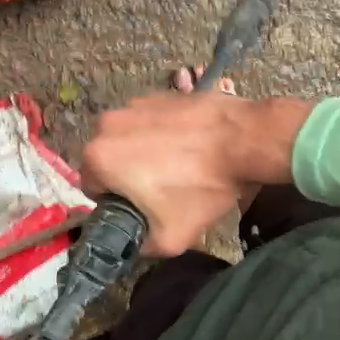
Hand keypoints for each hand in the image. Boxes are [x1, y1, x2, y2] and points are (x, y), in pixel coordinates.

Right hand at [80, 92, 312, 256]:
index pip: (94, 189)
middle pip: (111, 161)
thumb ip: (141, 246)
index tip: (145, 208)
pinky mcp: (164, 94)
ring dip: (148, 153)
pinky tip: (192, 146)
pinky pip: (154, 122)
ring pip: (132, 139)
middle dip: (131, 177)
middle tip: (165, 190)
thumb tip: (137, 242)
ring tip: (182, 167)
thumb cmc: (203, 187)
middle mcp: (109, 124)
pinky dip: (166, 134)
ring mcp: (137, 103)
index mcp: (99, 156)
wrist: (245, 139)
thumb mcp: (170, 237)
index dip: (118, 204)